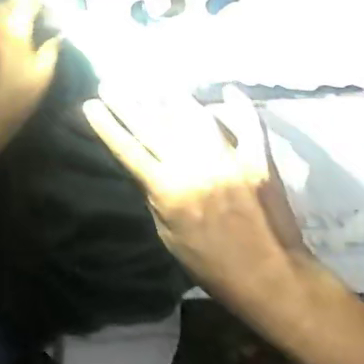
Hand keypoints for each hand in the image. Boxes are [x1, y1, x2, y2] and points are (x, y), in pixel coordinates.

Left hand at [0, 0, 62, 154]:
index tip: (52, 13)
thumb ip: (51, 47)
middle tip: (36, 28)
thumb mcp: (42, 74)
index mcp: (9, 23)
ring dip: (4, 23)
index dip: (43, 3)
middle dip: (23, 12)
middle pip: (8, 5)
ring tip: (15, 42)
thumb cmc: (11, 99)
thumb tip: (56, 33)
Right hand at [83, 85, 309, 308]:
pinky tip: (228, 90)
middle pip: (152, 126)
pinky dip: (239, 106)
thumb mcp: (168, 235)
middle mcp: (193, 167)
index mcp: (168, 190)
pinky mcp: (258, 161)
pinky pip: (248, 125)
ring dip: (172, 97)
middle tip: (109, 83)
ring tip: (157, 83)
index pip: (128, 149)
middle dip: (127, 103)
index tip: (90, 104)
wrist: (273, 281)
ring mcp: (227, 160)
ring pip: (195, 117)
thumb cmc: (212, 266)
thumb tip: (144, 166)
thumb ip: (155, 196)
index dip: (106, 125)